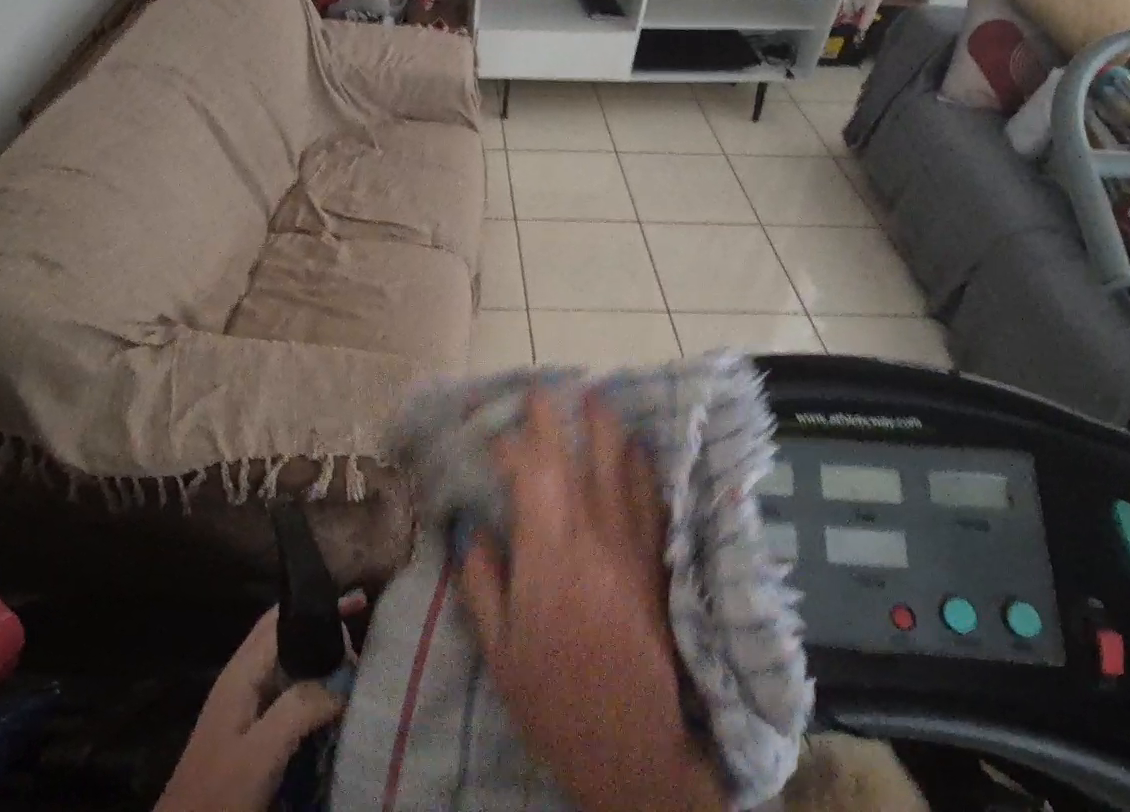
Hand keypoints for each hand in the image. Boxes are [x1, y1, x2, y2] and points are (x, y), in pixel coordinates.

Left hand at [153, 606, 345, 811]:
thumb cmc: (219, 790)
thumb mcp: (261, 751)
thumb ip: (299, 708)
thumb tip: (342, 679)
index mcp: (241, 674)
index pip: (279, 621)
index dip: (315, 606)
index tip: (357, 602)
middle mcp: (243, 681)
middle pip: (285, 638)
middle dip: (322, 630)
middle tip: (362, 637)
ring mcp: (247, 707)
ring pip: (289, 666)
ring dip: (321, 660)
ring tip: (358, 665)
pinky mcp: (254, 731)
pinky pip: (290, 696)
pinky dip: (315, 688)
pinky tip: (338, 701)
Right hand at [457, 393, 728, 811]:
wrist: (630, 743)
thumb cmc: (552, 697)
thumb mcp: (498, 648)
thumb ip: (483, 582)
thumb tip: (473, 532)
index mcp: (549, 556)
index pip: (533, 477)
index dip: (515, 445)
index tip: (496, 432)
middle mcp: (595, 540)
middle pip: (580, 464)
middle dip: (563, 420)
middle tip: (551, 386)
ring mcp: (633, 551)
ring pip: (623, 475)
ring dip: (609, 434)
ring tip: (599, 401)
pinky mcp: (656, 568)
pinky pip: (653, 506)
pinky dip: (645, 473)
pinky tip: (641, 455)